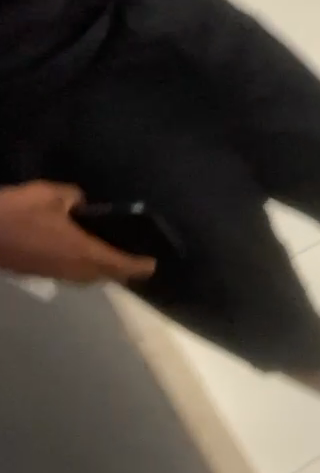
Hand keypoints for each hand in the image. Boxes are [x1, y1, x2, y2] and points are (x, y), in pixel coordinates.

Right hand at [0, 182, 155, 282]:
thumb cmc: (10, 214)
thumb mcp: (42, 195)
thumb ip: (70, 196)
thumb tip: (80, 199)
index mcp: (91, 254)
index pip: (131, 267)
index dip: (145, 264)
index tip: (152, 260)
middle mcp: (81, 271)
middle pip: (115, 275)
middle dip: (125, 267)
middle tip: (129, 255)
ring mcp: (60, 275)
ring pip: (93, 277)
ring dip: (102, 268)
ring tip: (104, 253)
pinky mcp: (40, 274)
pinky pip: (72, 274)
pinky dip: (80, 267)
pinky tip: (73, 253)